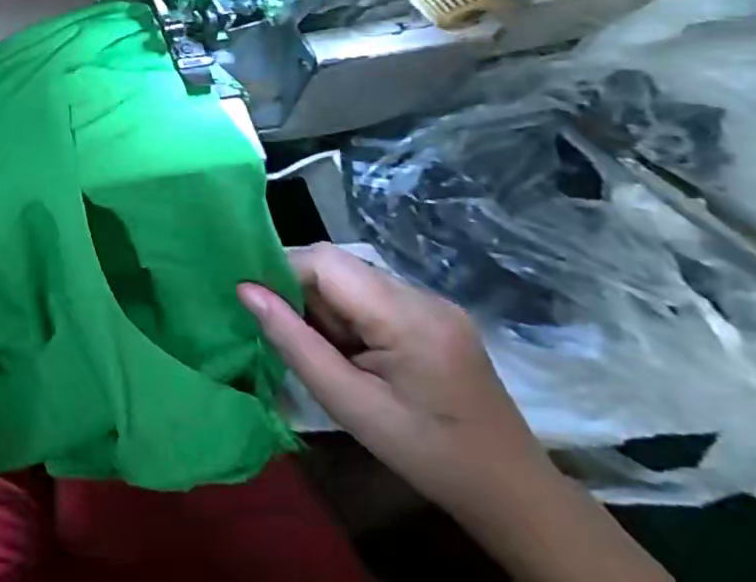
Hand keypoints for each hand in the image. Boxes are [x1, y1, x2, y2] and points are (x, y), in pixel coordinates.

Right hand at [238, 244, 550, 513]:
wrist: (511, 493)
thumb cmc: (424, 451)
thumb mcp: (347, 401)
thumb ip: (291, 340)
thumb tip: (244, 290)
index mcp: (408, 315)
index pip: (324, 261)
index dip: (281, 272)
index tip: (257, 303)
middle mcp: (423, 296)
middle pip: (338, 265)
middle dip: (300, 290)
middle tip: (289, 335)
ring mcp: (434, 304)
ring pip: (351, 278)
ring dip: (322, 304)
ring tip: (324, 351)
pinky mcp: (435, 316)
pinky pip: (371, 295)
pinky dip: (346, 314)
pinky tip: (351, 352)